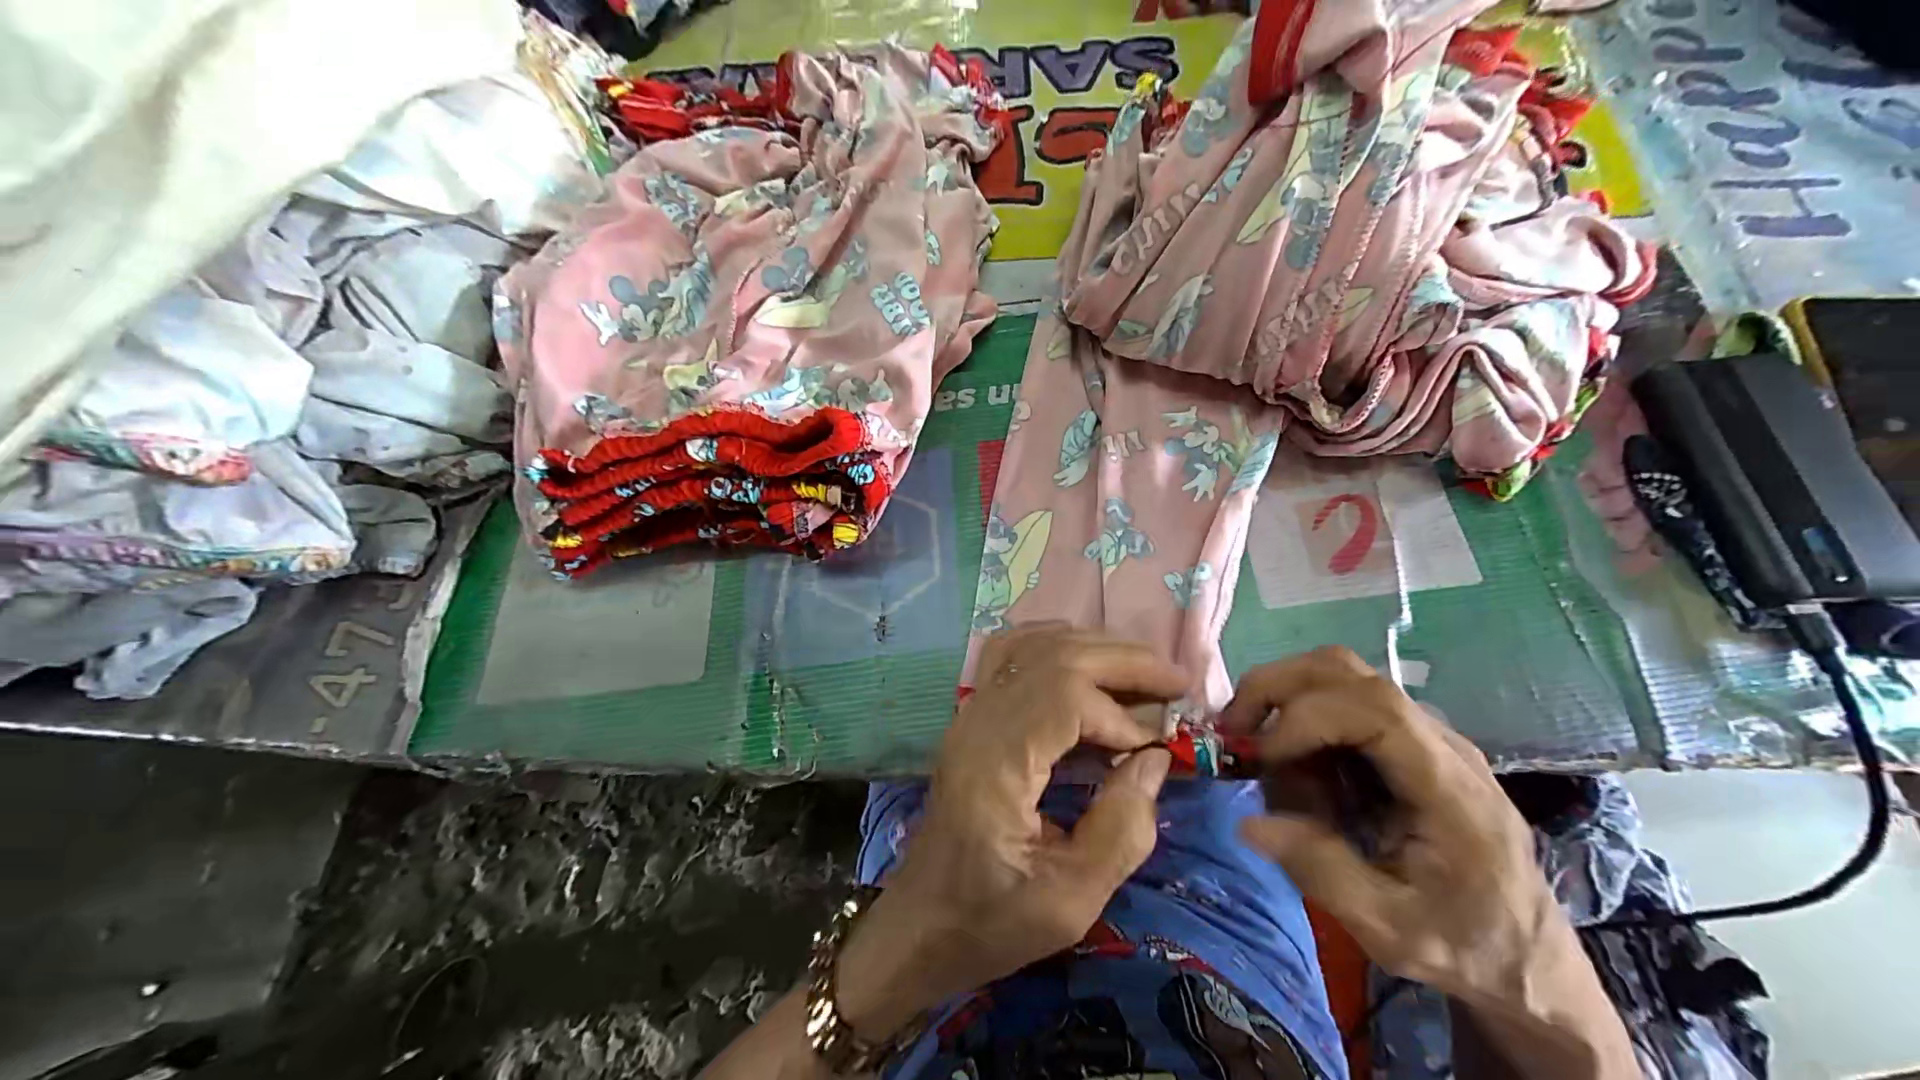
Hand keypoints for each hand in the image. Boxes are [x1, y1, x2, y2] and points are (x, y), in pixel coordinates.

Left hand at [834, 625, 1184, 1040]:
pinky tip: (1086, 660)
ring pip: (1033, 646)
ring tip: (1143, 671)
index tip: (1155, 747)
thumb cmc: (992, 919)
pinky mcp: (971, 718)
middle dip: (1122, 661)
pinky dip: (1055, 646)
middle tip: (1177, 681)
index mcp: (995, 764)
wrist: (924, 921)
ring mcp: (969, 714)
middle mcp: (977, 723)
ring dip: (1093, 648)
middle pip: (1053, 657)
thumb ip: (1121, 829)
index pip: (1062, 695)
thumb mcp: (1070, 901)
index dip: (1118, 711)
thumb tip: (1155, 758)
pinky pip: (1011, 655)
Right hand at [1223, 647, 1638, 1076]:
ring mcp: (1423, 736)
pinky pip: (1341, 702)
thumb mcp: (1391, 931)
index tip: (1260, 756)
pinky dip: (1297, 715)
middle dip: (1276, 688)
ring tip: (1254, 746)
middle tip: (1233, 732)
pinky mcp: (1406, 741)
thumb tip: (1249, 823)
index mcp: (1450, 787)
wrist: (1525, 952)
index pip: (1375, 710)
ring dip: (1282, 696)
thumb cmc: (1463, 944)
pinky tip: (1289, 762)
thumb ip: (1323, 872)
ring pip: (1339, 674)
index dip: (1305, 718)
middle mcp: (1439, 743)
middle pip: (1347, 670)